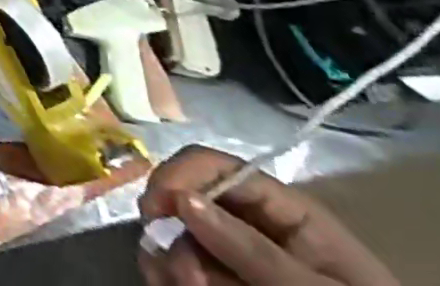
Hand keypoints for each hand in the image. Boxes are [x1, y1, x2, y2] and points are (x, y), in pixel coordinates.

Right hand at [139, 147, 398, 285]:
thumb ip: (256, 251)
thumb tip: (183, 200)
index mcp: (285, 210)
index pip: (213, 164)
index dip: (177, 177)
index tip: (154, 211)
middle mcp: (251, 223)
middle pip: (185, 200)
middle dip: (172, 233)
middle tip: (181, 276)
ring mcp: (234, 254)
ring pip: (175, 236)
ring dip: (168, 260)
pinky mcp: (221, 277)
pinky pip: (179, 264)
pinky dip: (168, 275)